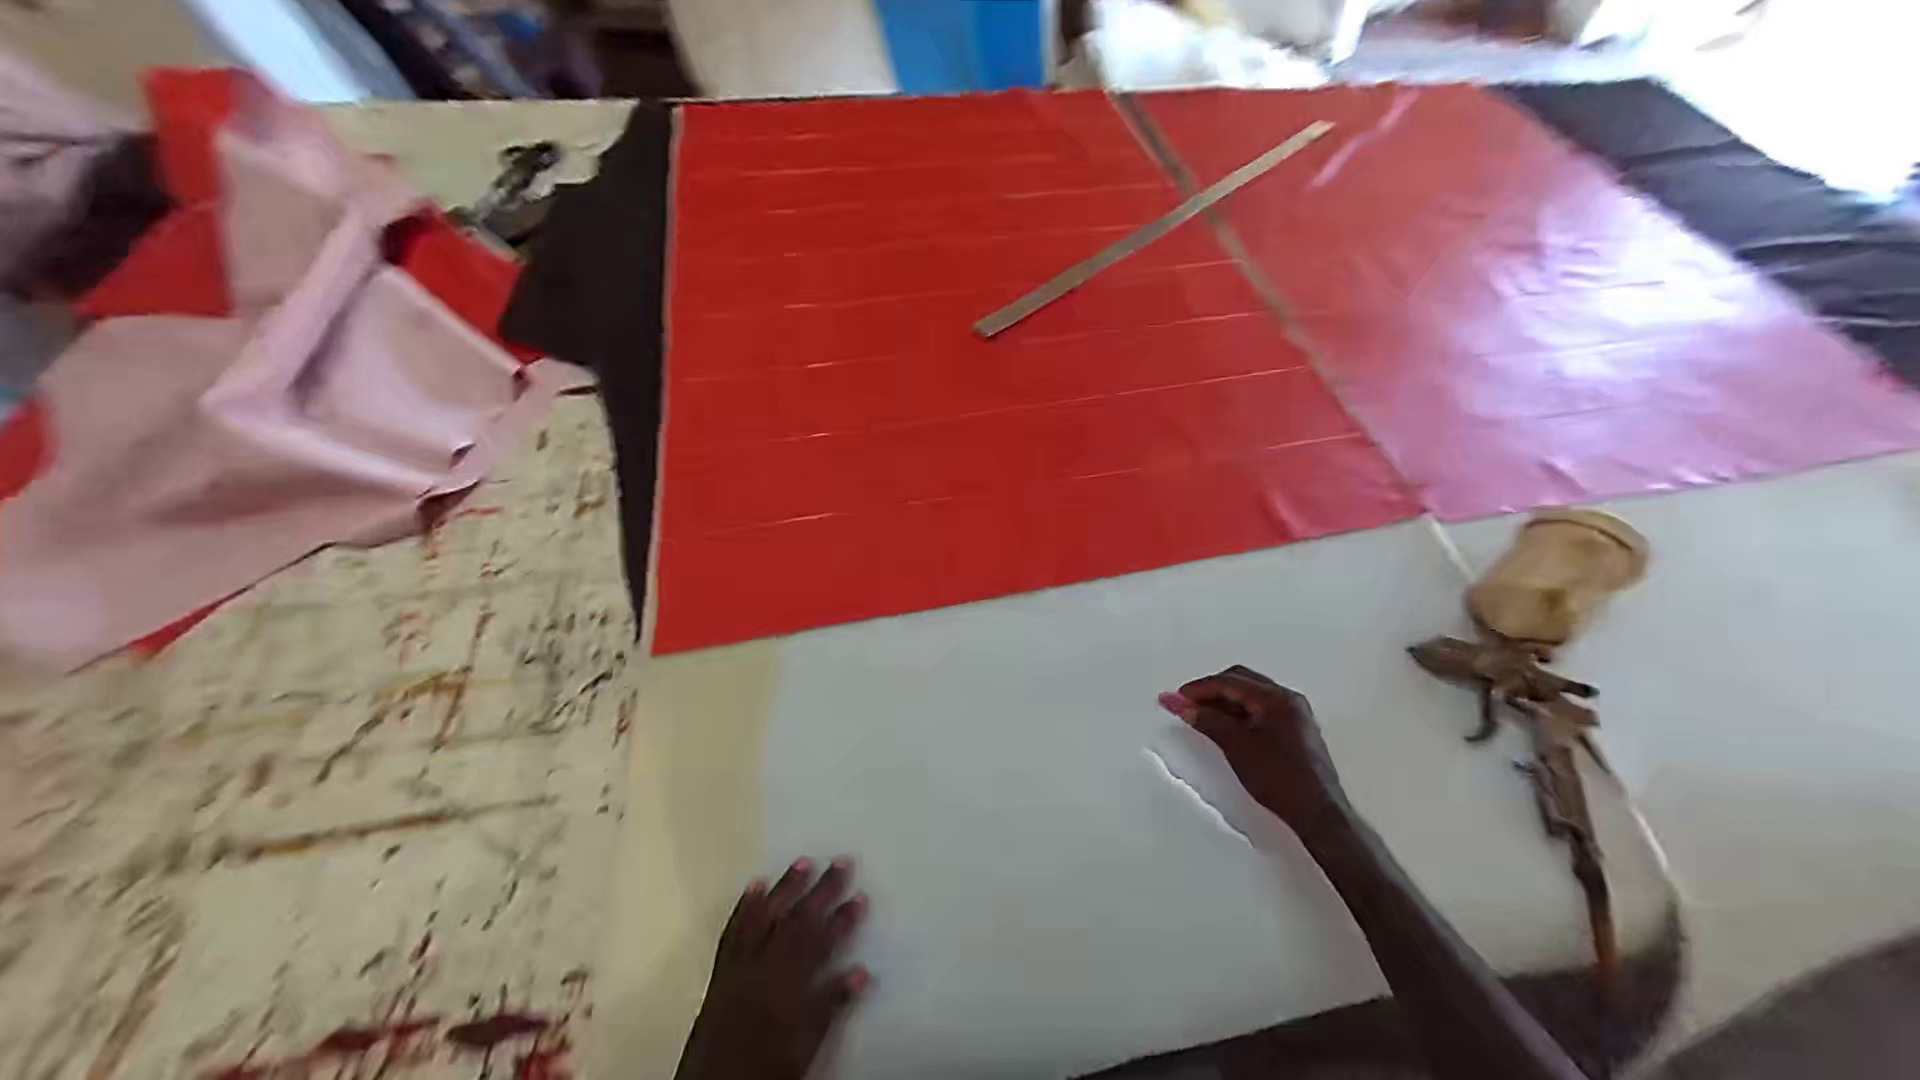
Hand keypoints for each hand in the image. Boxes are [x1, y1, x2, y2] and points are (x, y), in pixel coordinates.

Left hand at [674, 857, 869, 1079]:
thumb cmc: (764, 1072)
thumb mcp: (806, 1046)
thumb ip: (831, 1006)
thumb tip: (861, 973)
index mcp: (790, 988)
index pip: (824, 944)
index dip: (845, 919)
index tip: (861, 898)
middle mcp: (766, 970)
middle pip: (799, 922)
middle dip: (824, 890)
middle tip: (842, 863)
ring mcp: (741, 968)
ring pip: (767, 918)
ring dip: (786, 888)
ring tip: (803, 862)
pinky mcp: (721, 973)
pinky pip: (733, 934)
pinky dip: (744, 908)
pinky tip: (755, 886)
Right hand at [1161, 665, 1348, 833]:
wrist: (1316, 814)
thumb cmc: (1285, 783)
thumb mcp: (1236, 747)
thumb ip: (1206, 720)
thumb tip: (1183, 705)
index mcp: (1277, 699)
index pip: (1228, 682)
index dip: (1198, 689)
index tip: (1178, 697)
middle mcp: (1288, 701)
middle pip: (1240, 682)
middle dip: (1210, 691)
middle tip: (1186, 702)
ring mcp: (1294, 715)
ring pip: (1249, 695)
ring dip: (1223, 702)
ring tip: (1200, 715)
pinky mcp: (1294, 730)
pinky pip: (1259, 710)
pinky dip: (1237, 713)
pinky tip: (1223, 726)